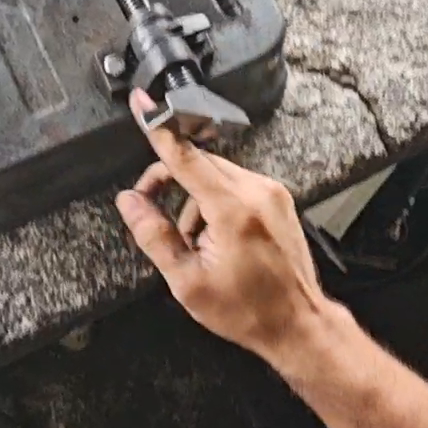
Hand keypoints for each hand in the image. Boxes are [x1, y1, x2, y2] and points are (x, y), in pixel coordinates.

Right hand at [115, 89, 335, 361]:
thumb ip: (154, 235)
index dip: (159, 128)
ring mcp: (271, 192)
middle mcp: (256, 191)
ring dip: (192, 198)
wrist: (297, 325)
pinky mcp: (277, 199)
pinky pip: (234, 184)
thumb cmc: (246, 310)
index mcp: (233, 209)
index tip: (142, 103)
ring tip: (193, 242)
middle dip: (168, 180)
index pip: (185, 157)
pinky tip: (213, 236)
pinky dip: (214, 202)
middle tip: (150, 210)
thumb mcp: (187, 282)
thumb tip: (129, 201)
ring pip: (214, 174)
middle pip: (197, 163)